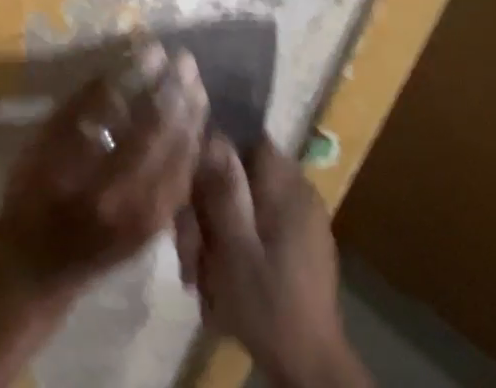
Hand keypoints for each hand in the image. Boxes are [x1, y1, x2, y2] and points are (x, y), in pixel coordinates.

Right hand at [0, 43, 209, 295]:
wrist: (35, 269)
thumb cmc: (29, 202)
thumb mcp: (43, 149)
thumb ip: (82, 111)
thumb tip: (120, 72)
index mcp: (110, 187)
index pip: (149, 126)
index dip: (158, 85)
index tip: (161, 50)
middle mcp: (145, 206)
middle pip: (178, 142)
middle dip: (184, 96)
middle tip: (185, 60)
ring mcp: (159, 219)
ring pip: (188, 158)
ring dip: (193, 117)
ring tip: (191, 82)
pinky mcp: (162, 224)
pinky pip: (185, 175)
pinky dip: (188, 143)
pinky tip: (186, 120)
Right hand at [175, 138, 369, 387]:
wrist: (306, 362)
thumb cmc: (266, 302)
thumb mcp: (232, 245)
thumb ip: (222, 189)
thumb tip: (213, 134)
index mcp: (288, 189)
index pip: (250, 139)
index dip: (215, 151)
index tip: (189, 180)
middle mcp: (299, 195)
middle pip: (241, 173)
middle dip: (208, 203)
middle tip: (189, 244)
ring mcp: (301, 220)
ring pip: (243, 200)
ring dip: (215, 227)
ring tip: (199, 267)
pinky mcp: (297, 244)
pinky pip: (255, 224)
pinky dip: (233, 241)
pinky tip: (218, 272)